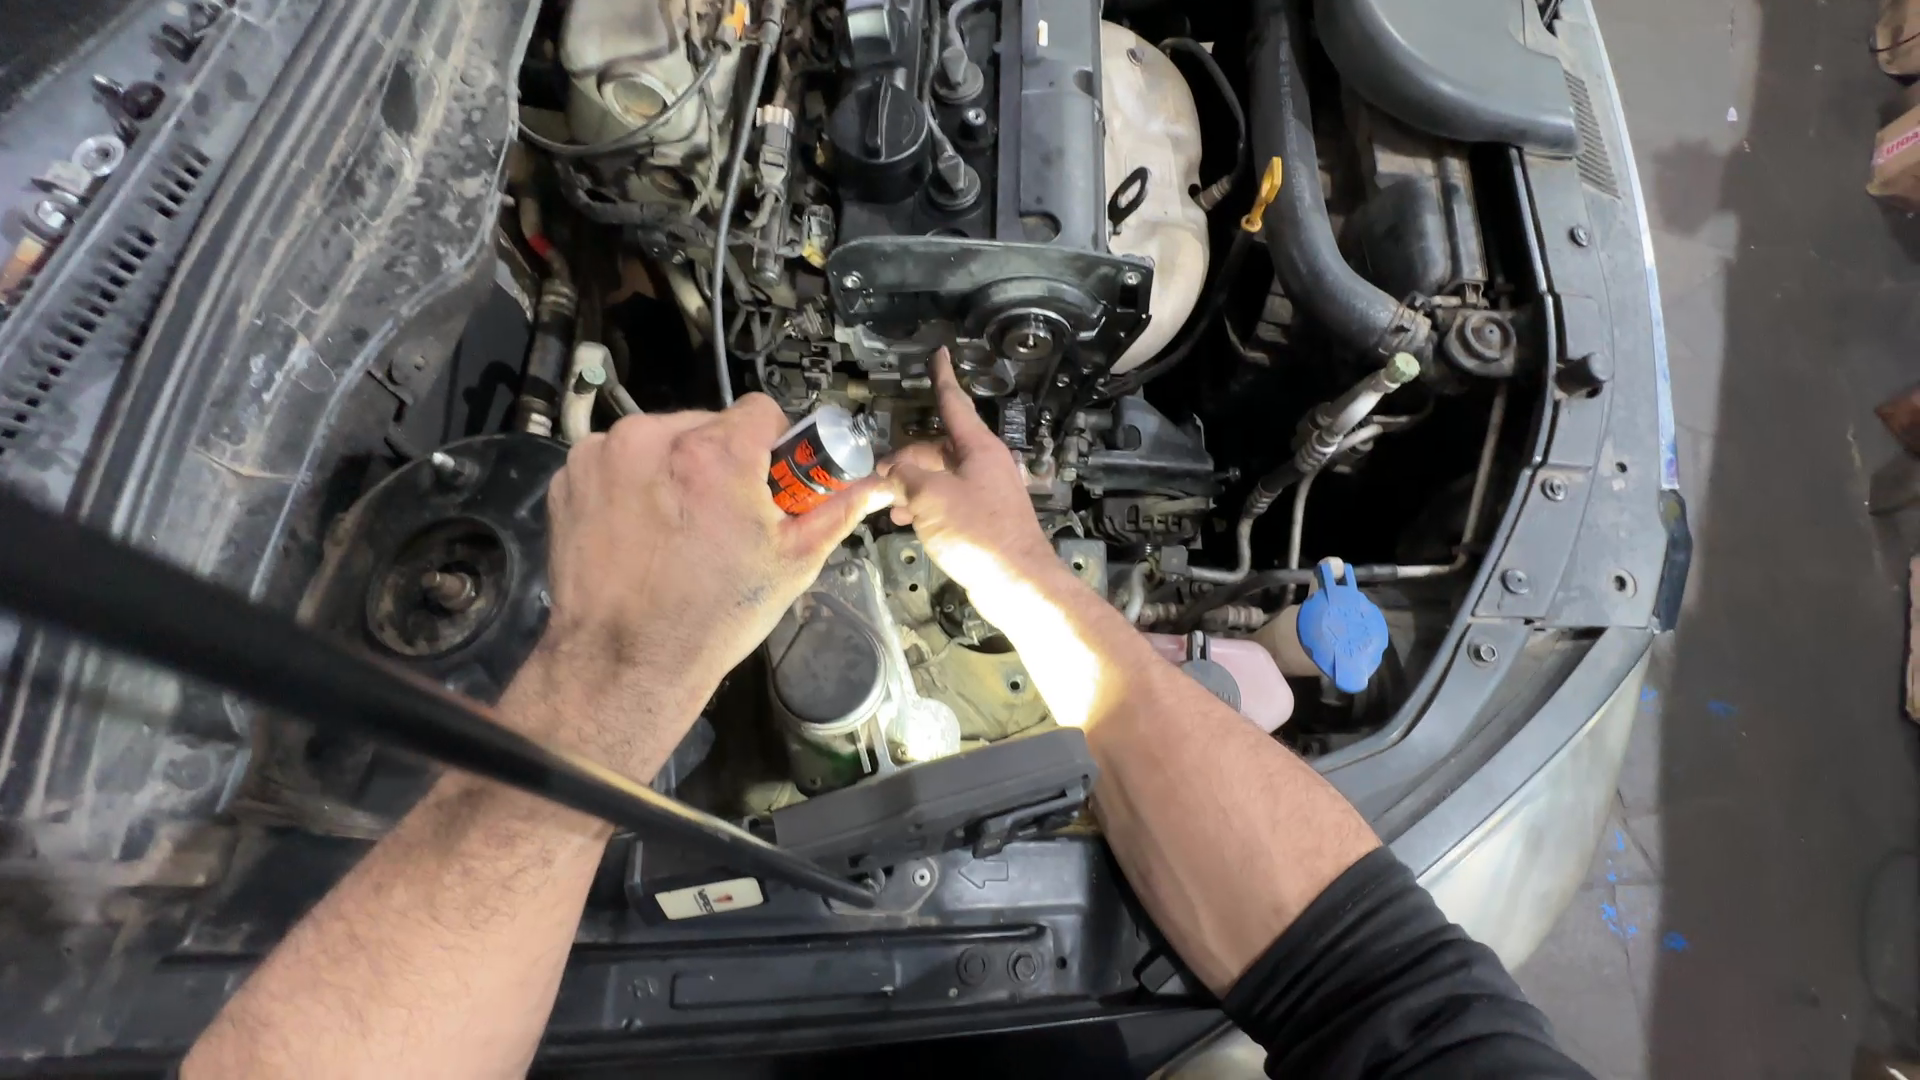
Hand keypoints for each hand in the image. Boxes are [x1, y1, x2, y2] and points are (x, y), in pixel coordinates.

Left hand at [511, 395, 885, 775]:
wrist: (626, 662)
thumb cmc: (712, 616)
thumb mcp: (793, 562)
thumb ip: (837, 510)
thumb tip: (871, 486)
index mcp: (714, 455)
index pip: (761, 411)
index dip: (775, 445)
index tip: (771, 477)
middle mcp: (653, 440)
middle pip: (710, 426)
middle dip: (724, 461)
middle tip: (728, 512)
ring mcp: (604, 457)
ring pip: (664, 440)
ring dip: (678, 469)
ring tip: (683, 526)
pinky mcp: (572, 478)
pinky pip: (620, 460)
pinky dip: (637, 483)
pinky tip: (647, 530)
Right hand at [880, 350, 1062, 605]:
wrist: (1016, 582)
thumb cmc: (976, 532)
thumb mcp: (929, 497)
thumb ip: (904, 475)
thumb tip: (890, 469)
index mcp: (979, 448)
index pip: (954, 403)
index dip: (942, 378)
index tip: (940, 353)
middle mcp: (985, 464)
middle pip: (938, 448)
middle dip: (906, 458)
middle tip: (877, 476)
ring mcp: (986, 492)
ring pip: (940, 477)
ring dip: (912, 486)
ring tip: (888, 504)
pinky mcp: (983, 519)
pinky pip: (947, 501)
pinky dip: (926, 505)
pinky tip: (907, 521)